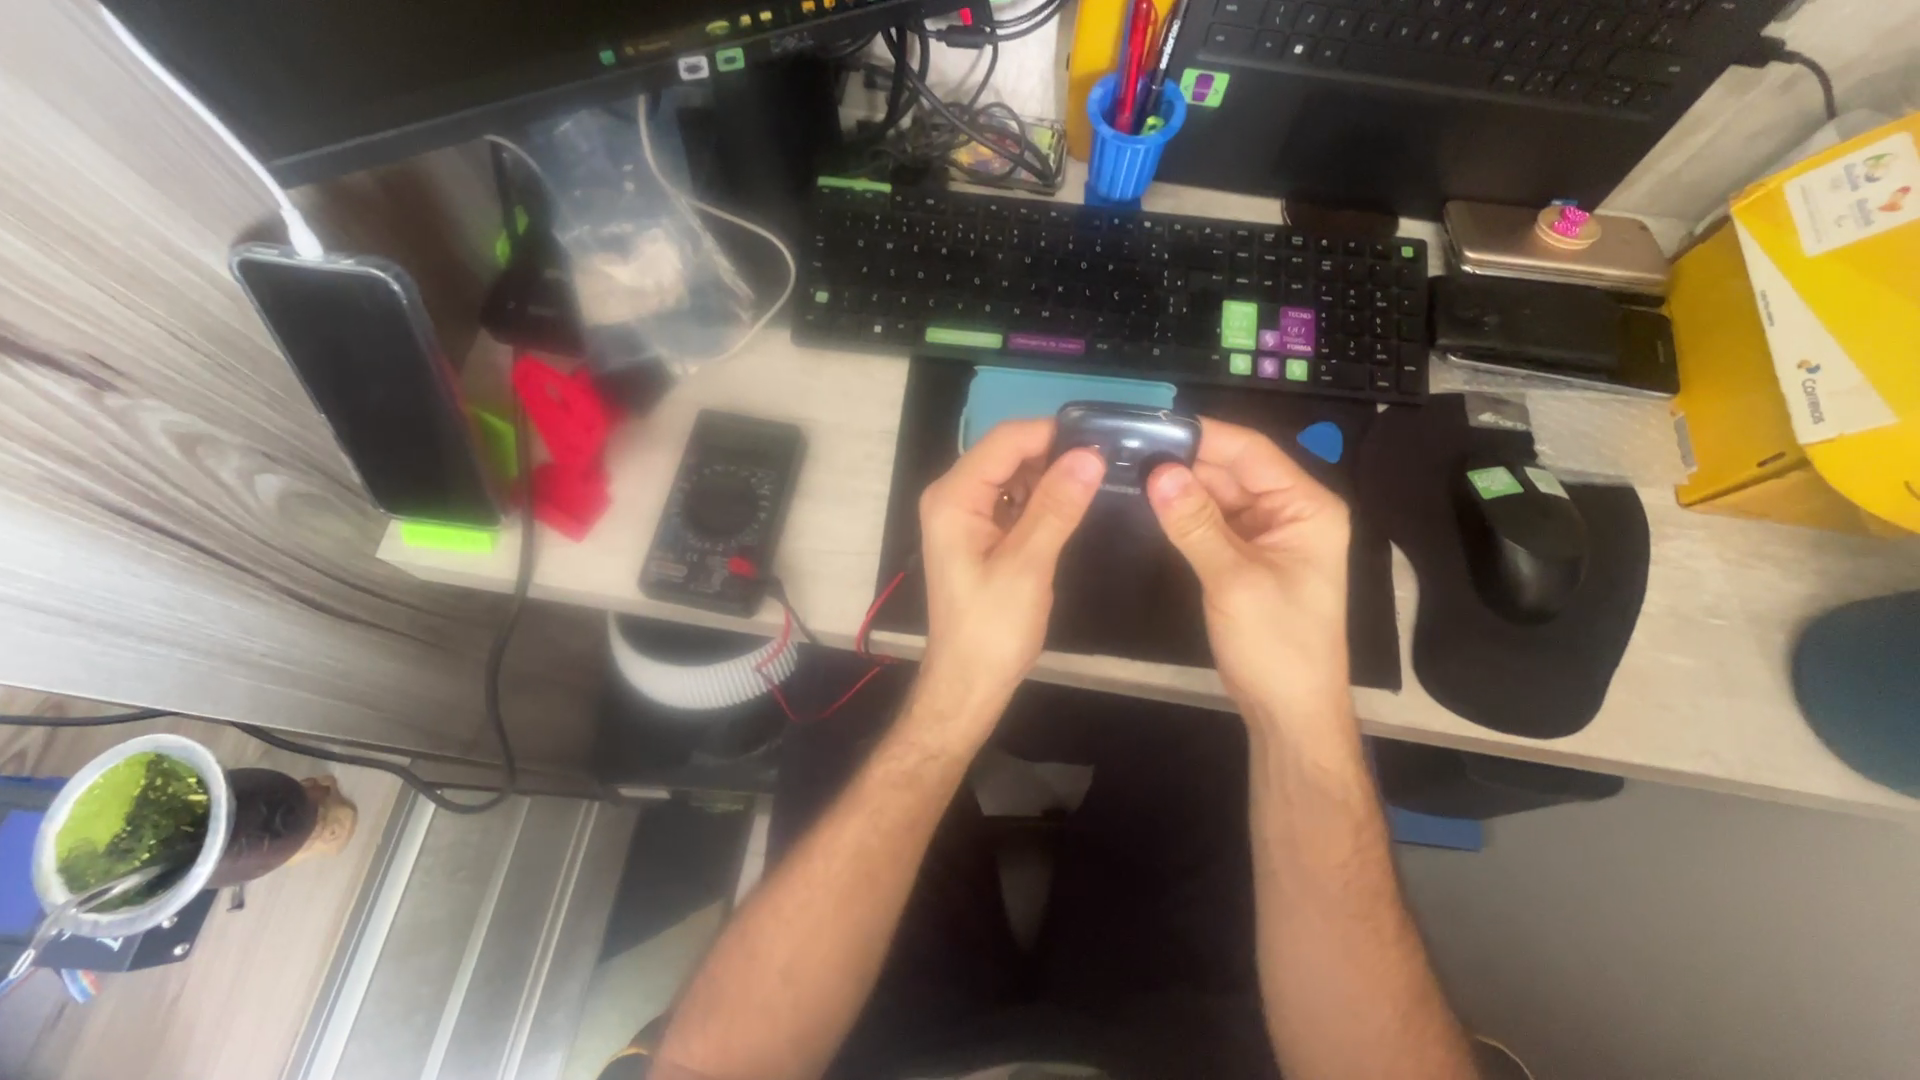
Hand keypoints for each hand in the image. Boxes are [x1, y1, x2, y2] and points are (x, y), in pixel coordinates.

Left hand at [917, 418, 1105, 727]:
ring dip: (1050, 476)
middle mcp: (953, 497)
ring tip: (1097, 481)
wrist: (970, 681)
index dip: (1052, 433)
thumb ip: (1057, 507)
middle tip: (1106, 462)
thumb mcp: (1028, 565)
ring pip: (1014, 475)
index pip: (1004, 441)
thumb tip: (1090, 456)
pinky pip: (1014, 500)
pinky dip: (1042, 499)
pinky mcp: (981, 534)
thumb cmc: (992, 629)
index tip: (1101, 440)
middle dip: (1054, 453)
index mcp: (953, 498)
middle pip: (1008, 453)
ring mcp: (966, 516)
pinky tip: (1072, 506)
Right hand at [1146, 418, 1354, 742]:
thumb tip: (1158, 472)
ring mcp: (1266, 535)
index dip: (1203, 435)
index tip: (1151, 424)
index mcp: (1305, 507)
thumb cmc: (1277, 645)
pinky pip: (1211, 522)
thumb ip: (1195, 524)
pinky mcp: (1245, 557)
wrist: (1289, 711)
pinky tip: (1148, 503)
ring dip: (1179, 487)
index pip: (1252, 452)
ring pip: (1217, 495)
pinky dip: (1183, 514)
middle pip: (1232, 471)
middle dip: (1184, 461)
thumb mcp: (1234, 580)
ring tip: (1128, 468)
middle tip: (1127, 448)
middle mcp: (1288, 512)